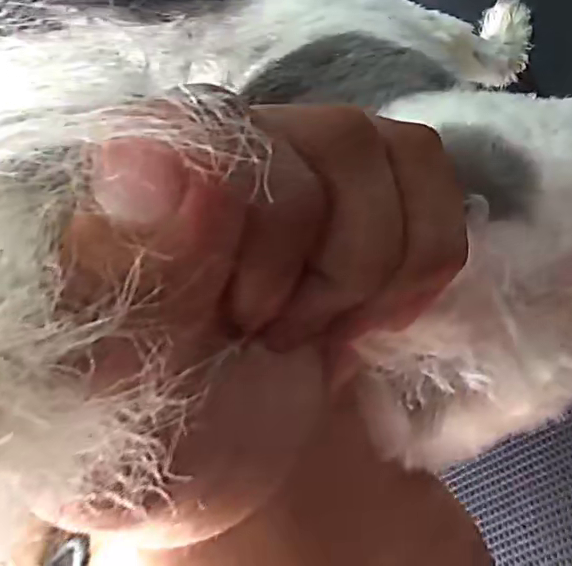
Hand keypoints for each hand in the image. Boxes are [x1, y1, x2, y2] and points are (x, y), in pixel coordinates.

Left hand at [52, 102, 468, 548]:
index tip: (240, 320)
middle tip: (279, 330)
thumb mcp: (121, 381)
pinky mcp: (394, 168)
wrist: (253, 445)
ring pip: (412, 156)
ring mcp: (328, 140)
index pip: (253, 135)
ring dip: (382, 274)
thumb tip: (142, 144)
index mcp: (144, 155)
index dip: (271, 241)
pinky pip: (451, 193)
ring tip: (324, 321)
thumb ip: (133, 262)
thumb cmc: (167, 423)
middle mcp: (244, 126)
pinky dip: (422, 273)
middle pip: (348, 140)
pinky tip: (369, 306)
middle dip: (335, 265)